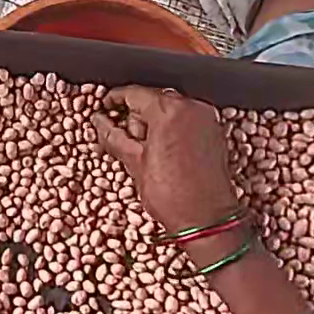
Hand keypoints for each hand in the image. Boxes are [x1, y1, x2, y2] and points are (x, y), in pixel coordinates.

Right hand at [91, 86, 243, 233]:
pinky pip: (185, 120)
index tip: (105, 106)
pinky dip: (170, 128)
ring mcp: (206, 120)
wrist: (206, 220)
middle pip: (153, 99)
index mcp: (169, 111)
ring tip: (139, 147)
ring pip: (170, 109)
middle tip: (118, 132)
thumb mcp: (133, 162)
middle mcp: (192, 109)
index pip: (134, 93)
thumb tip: (99, 121)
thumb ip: (112, 135)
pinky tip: (158, 149)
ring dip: (152, 122)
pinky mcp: (213, 133)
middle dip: (134, 114)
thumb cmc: (174, 196)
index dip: (114, 99)